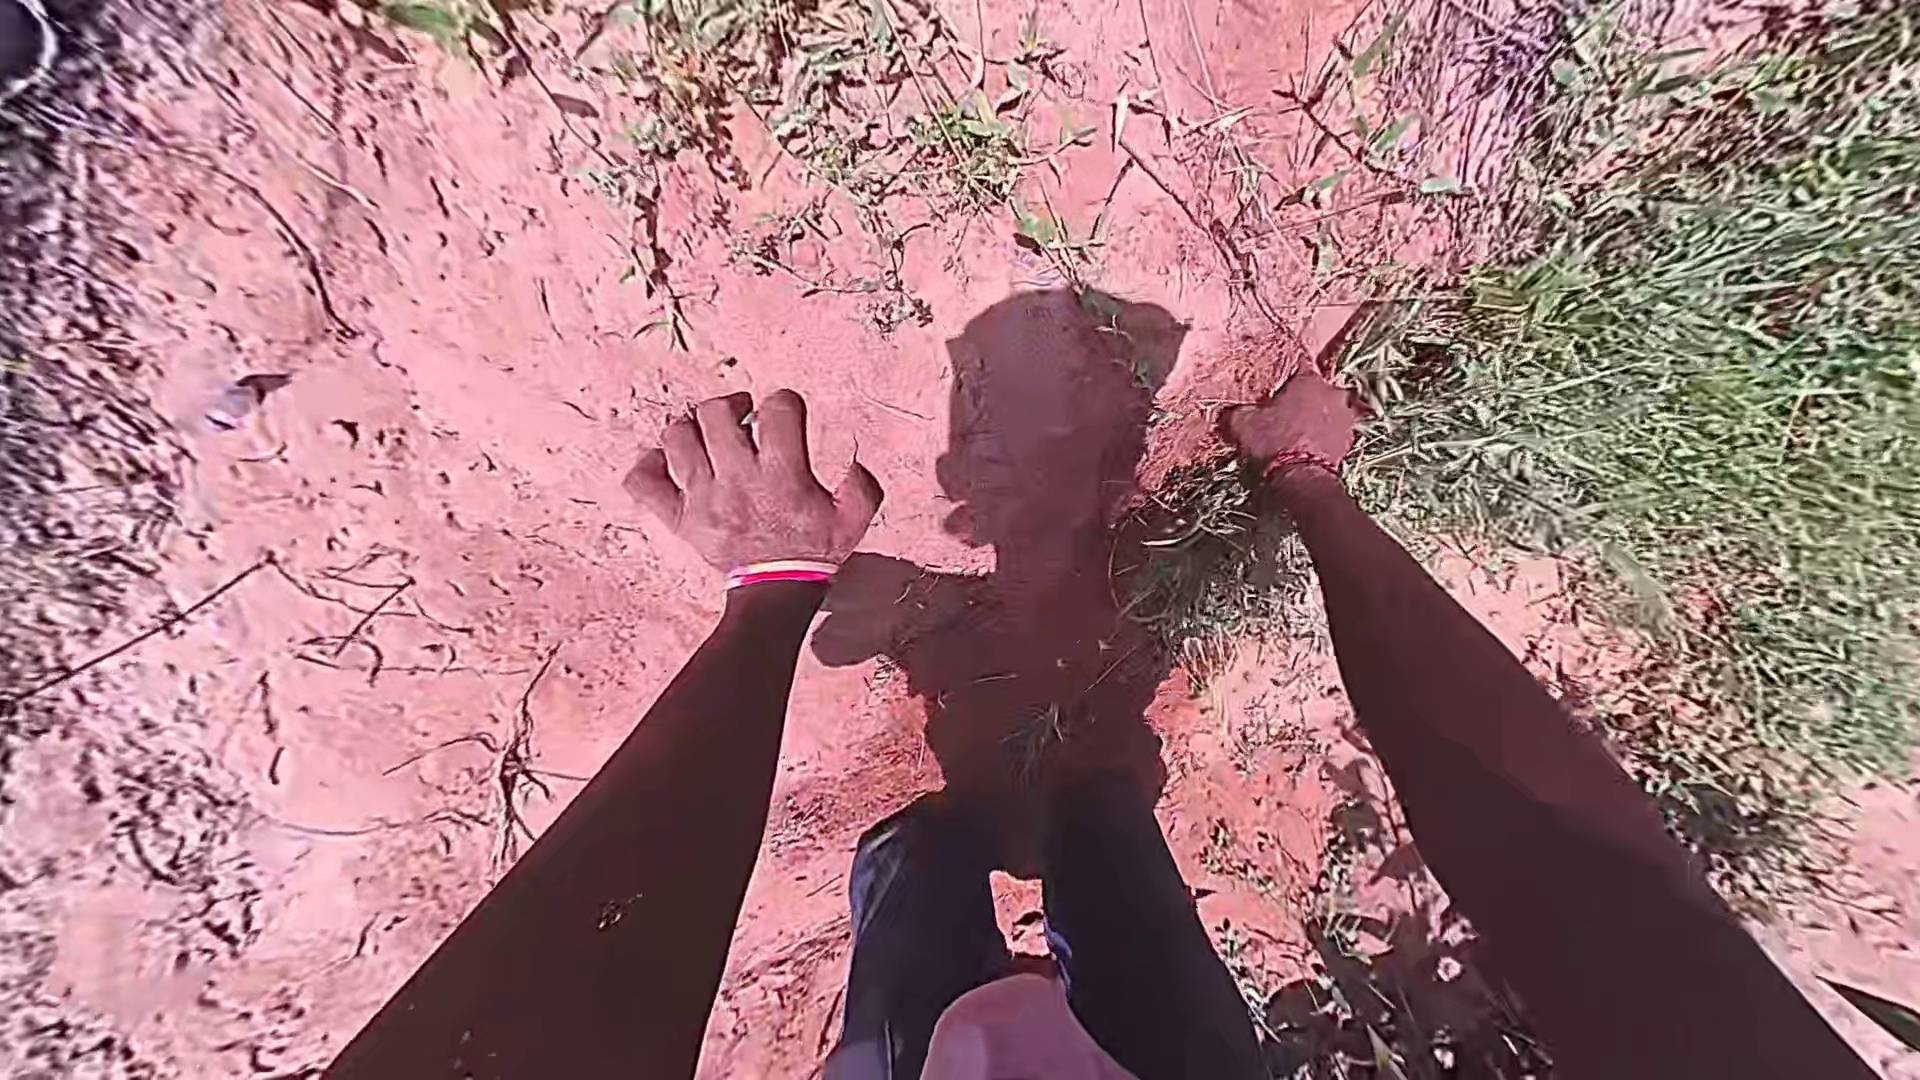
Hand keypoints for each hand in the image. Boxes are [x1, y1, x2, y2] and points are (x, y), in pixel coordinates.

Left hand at [624, 390, 883, 571]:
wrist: (776, 591)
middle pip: (715, 414)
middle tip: (742, 417)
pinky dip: (648, 466)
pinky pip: (643, 483)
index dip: (784, 402)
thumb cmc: (814, 550)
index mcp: (781, 476)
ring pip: (677, 438)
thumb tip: (855, 462)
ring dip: (692, 429)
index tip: (786, 413)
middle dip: (731, 406)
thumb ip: (863, 489)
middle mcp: (738, 480)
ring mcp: (702, 499)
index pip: (777, 412)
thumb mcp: (853, 522)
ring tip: (708, 436)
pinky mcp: (679, 518)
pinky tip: (667, 462)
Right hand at [1220, 373, 1358, 467]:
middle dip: (1301, 401)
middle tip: (1282, 415)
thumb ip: (1239, 412)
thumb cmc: (1273, 443)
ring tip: (1295, 436)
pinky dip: (1323, 440)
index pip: (1297, 368)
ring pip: (1328, 412)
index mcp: (1307, 380)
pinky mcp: (1350, 441)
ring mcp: (1345, 417)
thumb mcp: (1242, 423)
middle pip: (1316, 391)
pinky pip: (1334, 434)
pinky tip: (1306, 450)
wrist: (1299, 477)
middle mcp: (1332, 393)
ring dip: (1316, 420)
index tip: (1273, 390)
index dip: (1283, 380)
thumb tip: (1233, 413)